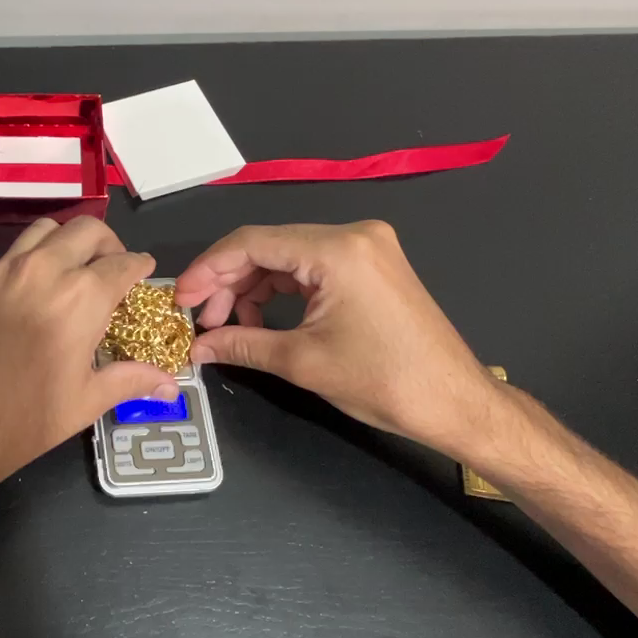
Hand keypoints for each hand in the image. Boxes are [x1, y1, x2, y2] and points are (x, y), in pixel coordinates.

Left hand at [0, 216, 180, 500]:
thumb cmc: (22, 420)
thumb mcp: (84, 402)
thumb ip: (129, 380)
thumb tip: (169, 383)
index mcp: (81, 298)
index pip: (122, 264)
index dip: (139, 267)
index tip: (144, 272)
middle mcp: (45, 270)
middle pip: (87, 231)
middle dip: (108, 245)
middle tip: (114, 270)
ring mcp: (8, 271)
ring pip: (48, 229)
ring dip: (70, 240)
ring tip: (77, 269)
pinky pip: (18, 248)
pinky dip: (39, 252)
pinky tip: (42, 285)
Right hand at [173, 221, 507, 453]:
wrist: (457, 402)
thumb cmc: (383, 381)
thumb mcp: (301, 361)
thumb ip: (240, 344)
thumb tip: (195, 348)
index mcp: (337, 250)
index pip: (251, 243)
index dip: (207, 270)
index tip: (180, 300)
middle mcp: (352, 235)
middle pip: (266, 246)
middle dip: (226, 282)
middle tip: (200, 319)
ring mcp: (365, 247)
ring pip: (285, 256)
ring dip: (250, 287)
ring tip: (227, 324)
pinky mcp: (370, 264)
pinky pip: (309, 267)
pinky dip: (279, 289)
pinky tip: (259, 316)